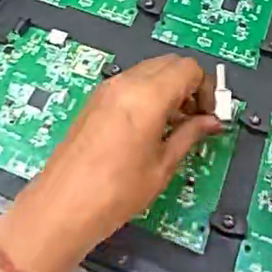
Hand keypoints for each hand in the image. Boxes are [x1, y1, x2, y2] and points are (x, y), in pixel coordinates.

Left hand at [0, 54, 222, 271]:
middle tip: (195, 118)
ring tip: (173, 125)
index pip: (189, 68)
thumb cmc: (113, 193)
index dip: (206, 88)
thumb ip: (190, 135)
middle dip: (189, 85)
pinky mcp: (96, 98)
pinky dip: (148, 92)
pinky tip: (149, 125)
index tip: (208, 114)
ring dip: (169, 87)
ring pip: (151, 69)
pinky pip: (131, 80)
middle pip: (171, 63)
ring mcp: (108, 88)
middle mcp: (127, 82)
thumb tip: (210, 122)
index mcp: (148, 95)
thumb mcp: (162, 167)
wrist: (61, 208)